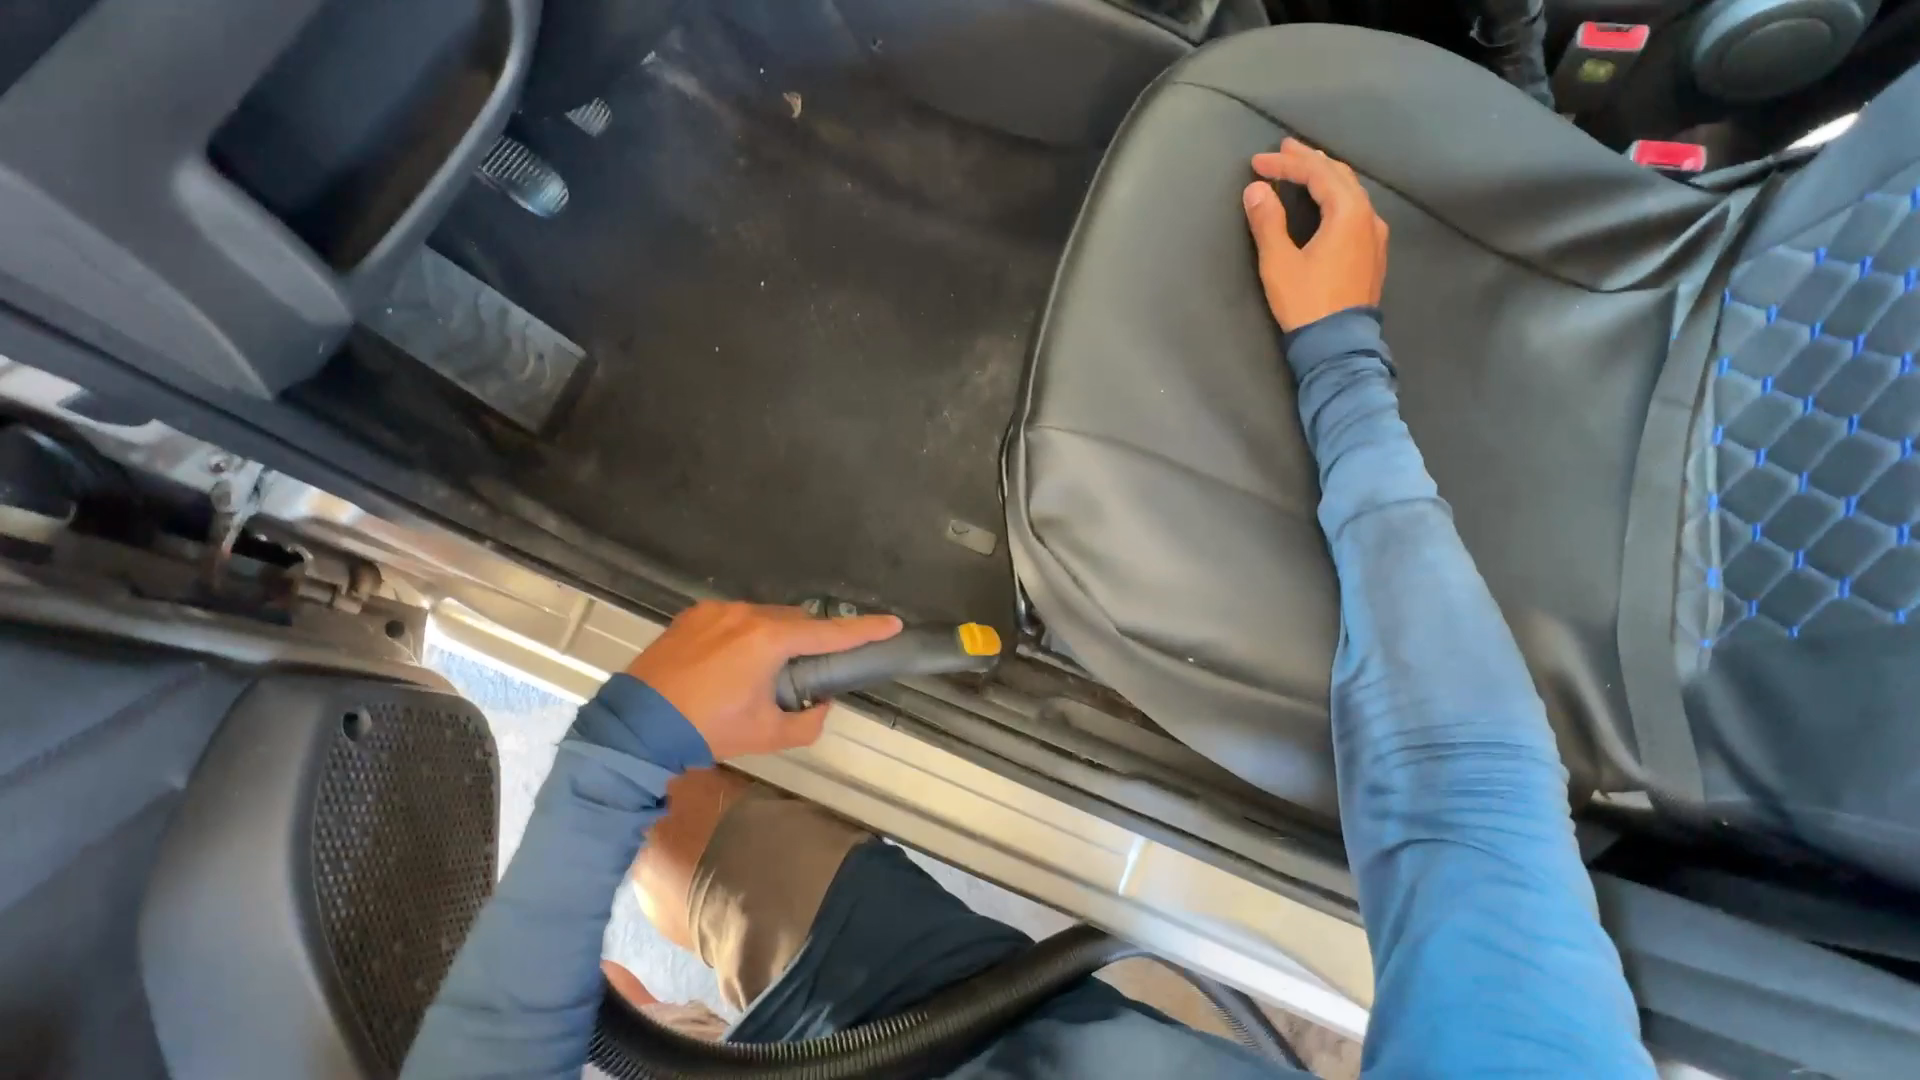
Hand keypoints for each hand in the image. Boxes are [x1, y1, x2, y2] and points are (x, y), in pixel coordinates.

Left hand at [627, 601, 901, 759]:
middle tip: (809, 670)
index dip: (864, 630)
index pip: (829, 633)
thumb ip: (806, 723)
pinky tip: (731, 665)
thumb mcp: (765, 736)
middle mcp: (744, 615)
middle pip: (795, 621)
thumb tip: (818, 706)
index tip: (892, 624)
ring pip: (763, 617)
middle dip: (810, 640)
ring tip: (762, 672)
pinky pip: (732, 620)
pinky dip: (743, 636)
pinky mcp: (691, 616)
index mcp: (768, 641)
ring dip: (774, 638)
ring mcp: (715, 611)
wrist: (635, 726)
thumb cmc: (706, 729)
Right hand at [1241, 138, 1388, 330]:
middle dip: (1309, 160)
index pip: (1316, 173)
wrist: (1338, 343)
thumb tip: (1257, 190)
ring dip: (1325, 177)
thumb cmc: (1306, 302)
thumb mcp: (1279, 263)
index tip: (1257, 163)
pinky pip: (1355, 211)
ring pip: (1351, 192)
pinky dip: (1336, 197)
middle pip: (1339, 175)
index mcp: (1347, 212)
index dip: (1286, 163)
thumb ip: (1268, 222)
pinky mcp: (1372, 253)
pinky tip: (1326, 203)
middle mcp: (1368, 216)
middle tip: (1284, 149)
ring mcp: (1374, 235)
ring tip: (1303, 169)